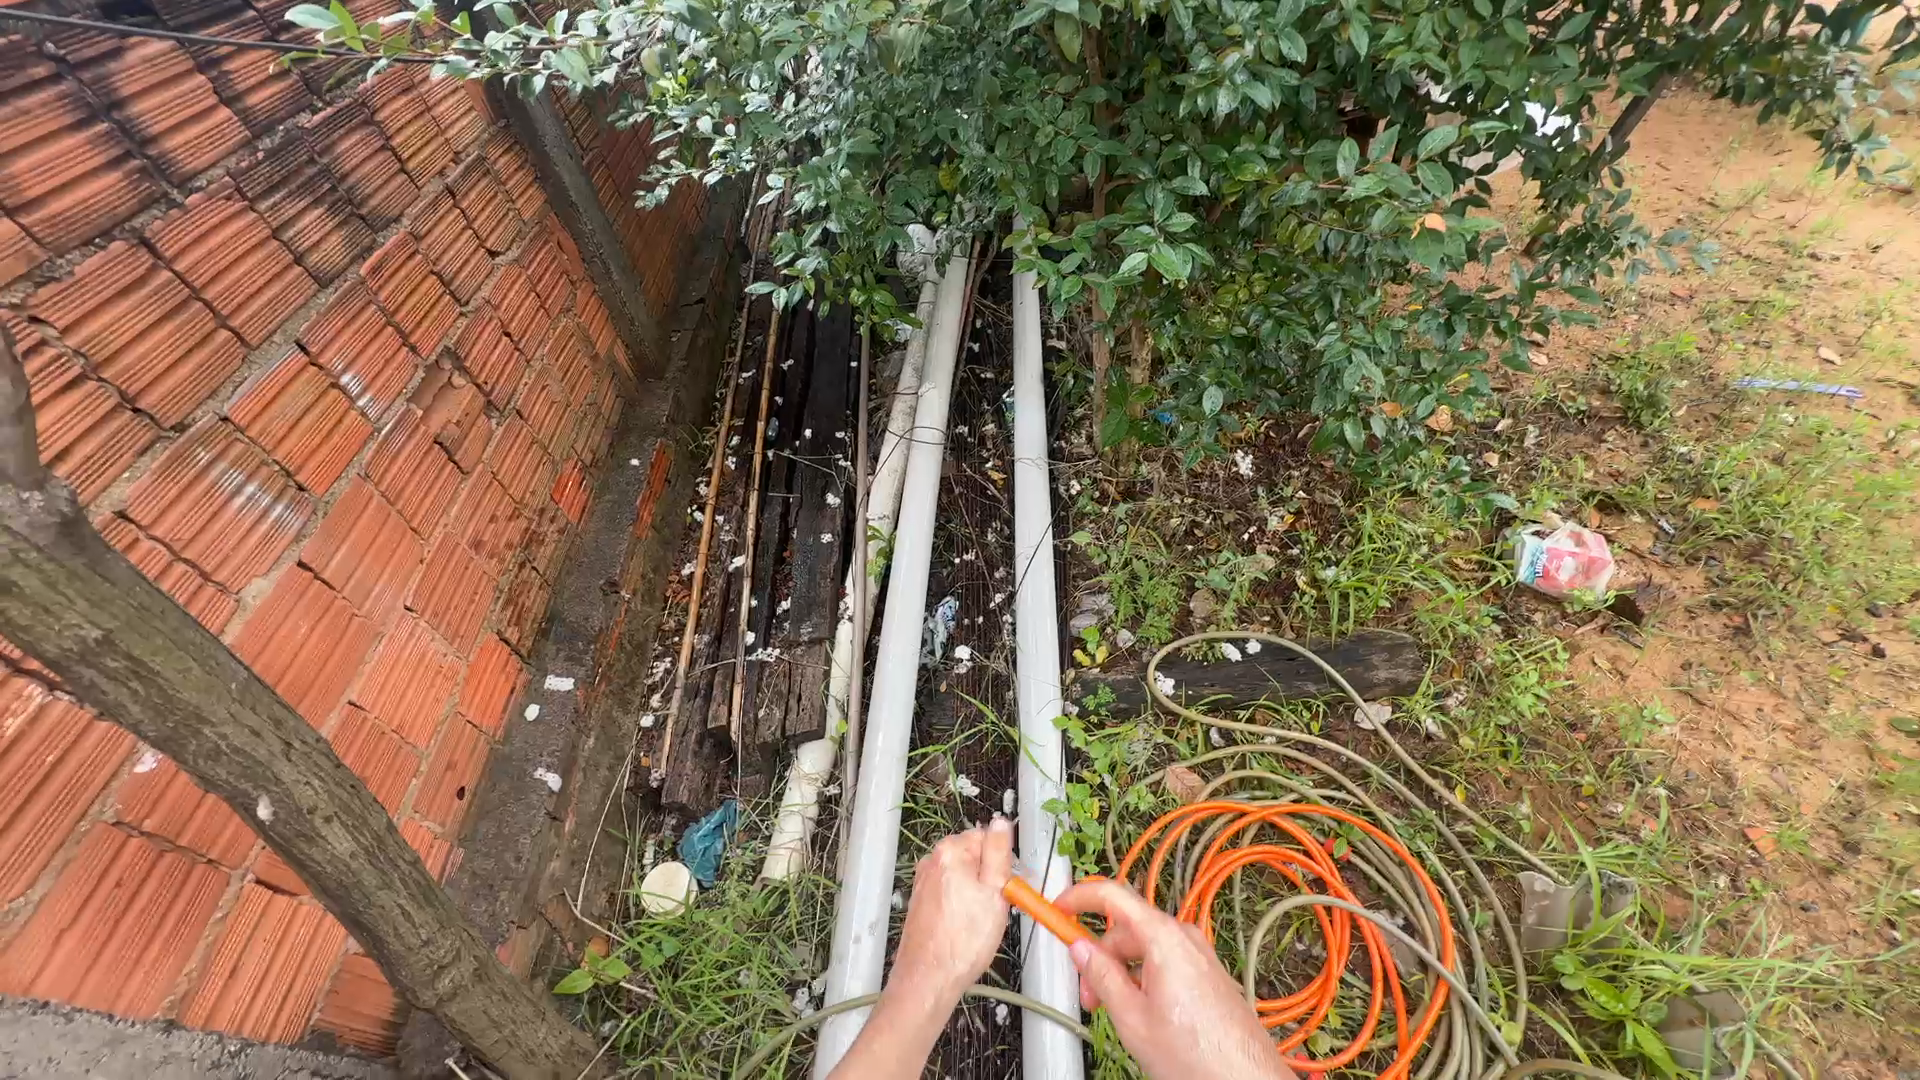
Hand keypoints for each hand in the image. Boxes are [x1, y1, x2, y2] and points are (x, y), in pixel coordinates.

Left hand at [889, 818, 1013, 999]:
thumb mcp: (995, 892)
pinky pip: (949, 892)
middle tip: (992, 908)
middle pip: (973, 856)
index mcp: (950, 850)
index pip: (987, 837)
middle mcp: (932, 859)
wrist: (927, 980)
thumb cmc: (965, 939)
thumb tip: (1000, 821)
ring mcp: (923, 880)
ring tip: (978, 923)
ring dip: (974, 893)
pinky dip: (959, 905)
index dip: (1000, 863)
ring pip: (962, 876)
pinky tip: (963, 929)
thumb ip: (998, 852)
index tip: (1003, 888)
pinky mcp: (920, 901)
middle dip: (987, 878)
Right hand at [1056, 879, 1295, 1079]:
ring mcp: (1198, 953)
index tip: (1056, 907)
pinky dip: (1143, 977)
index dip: (1077, 897)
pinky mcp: (1207, 972)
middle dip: (1098, 955)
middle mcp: (1183, 936)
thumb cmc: (1201, 1058)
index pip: (1110, 895)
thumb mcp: (1132, 1018)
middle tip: (1086, 992)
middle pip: (1124, 928)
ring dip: (1120, 971)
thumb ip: (1101, 977)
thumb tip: (1081, 949)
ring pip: (1144, 947)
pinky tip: (1141, 1012)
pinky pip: (1164, 961)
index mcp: (1163, 937)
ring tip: (1114, 1012)